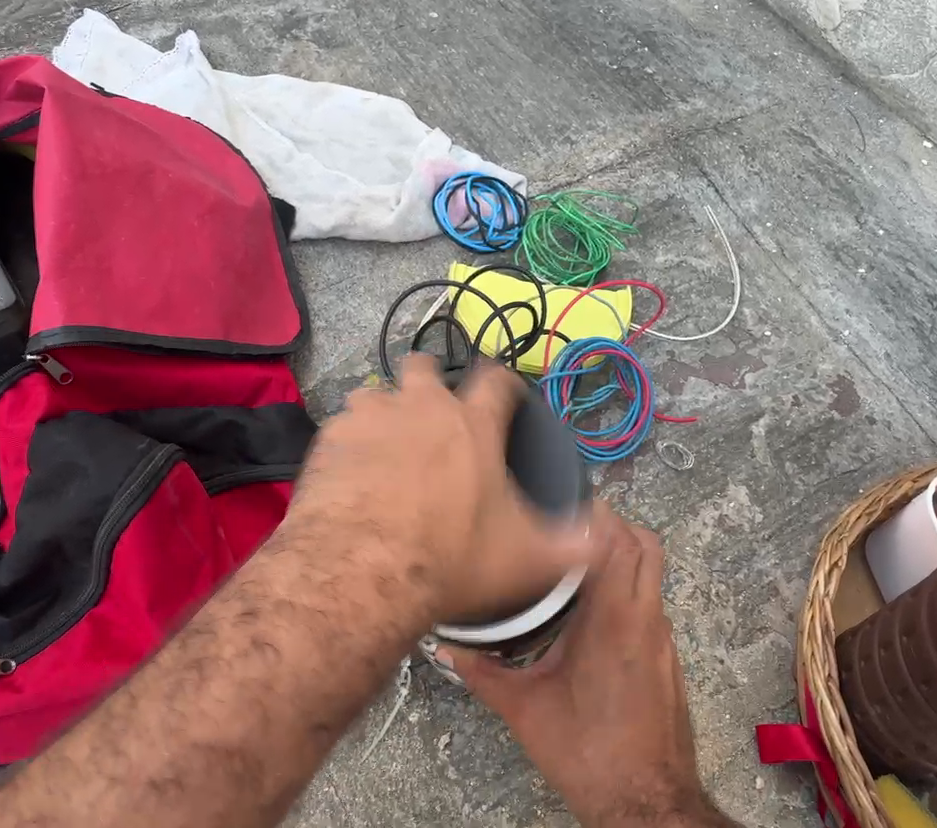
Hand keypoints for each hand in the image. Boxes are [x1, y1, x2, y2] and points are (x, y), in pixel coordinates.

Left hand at [286, 354, 593, 628]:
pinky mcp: (332, 436)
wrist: (364, 570)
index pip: (496, 380)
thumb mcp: (527, 558)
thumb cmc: (452, 559)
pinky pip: (341, 425)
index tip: (503, 391)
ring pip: (376, 392)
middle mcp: (423, 405)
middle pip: (425, 366)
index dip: (502, 382)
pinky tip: (349, 469)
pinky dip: (348, 441)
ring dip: (383, 410)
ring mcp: (373, 415)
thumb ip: (573, 546)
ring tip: (383, 443)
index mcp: (474, 424)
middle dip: (428, 380)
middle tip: (429, 410)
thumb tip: (605, 538)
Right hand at [442, 510, 734, 827]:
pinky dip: (629, 590)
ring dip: (623, 556)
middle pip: (646, 544)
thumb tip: (448, 648)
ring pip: (652, 573)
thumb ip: (483, 672)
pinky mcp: (668, 658)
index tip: (567, 502)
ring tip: (578, 563)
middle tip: (572, 527)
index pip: (620, 540)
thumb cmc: (588, 751)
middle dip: (614, 525)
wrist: (645, 802)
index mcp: (614, 617)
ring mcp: (663, 638)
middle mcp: (646, 618)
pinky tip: (594, 612)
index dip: (598, 514)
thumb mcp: (526, 708)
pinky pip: (652, 603)